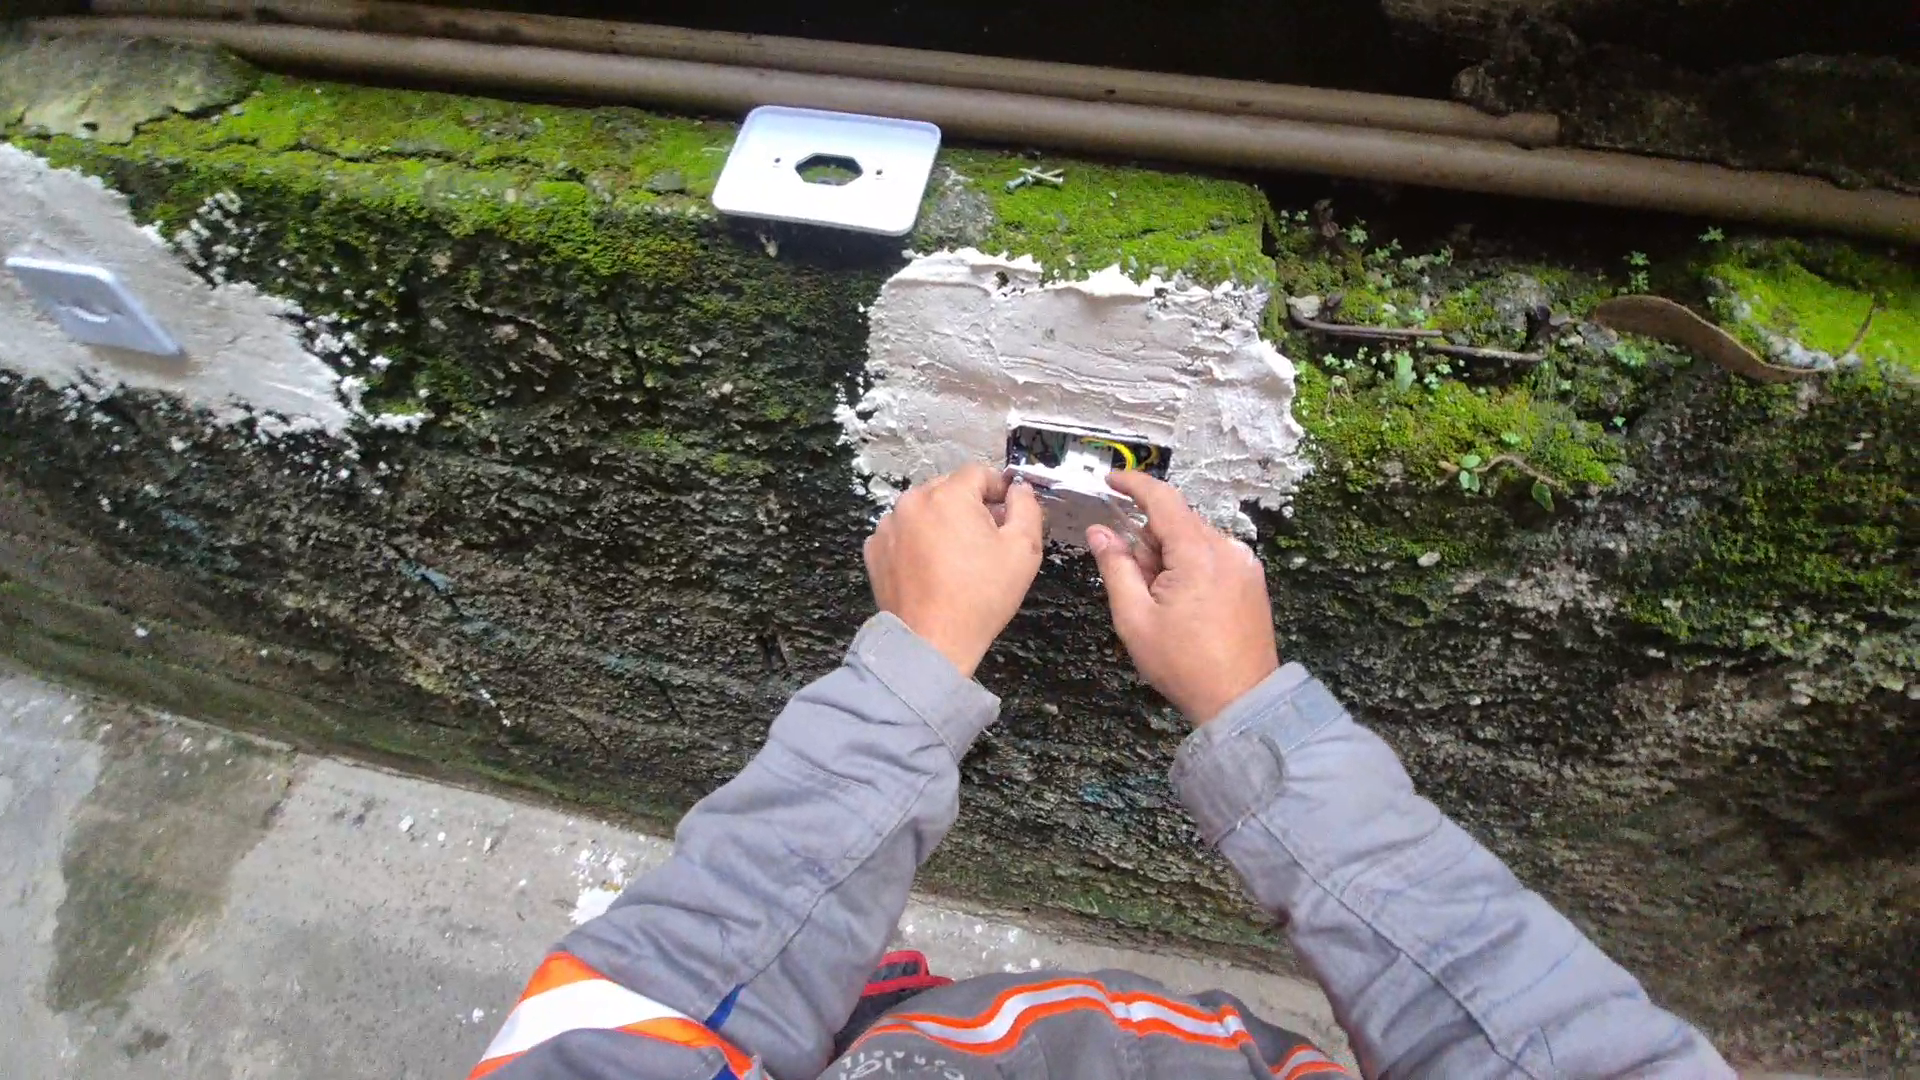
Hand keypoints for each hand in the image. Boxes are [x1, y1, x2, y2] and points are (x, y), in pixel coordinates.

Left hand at [865, 465, 1044, 678]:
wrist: (932, 641)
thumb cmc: (979, 598)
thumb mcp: (1023, 550)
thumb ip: (1026, 508)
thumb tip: (1019, 489)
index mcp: (948, 496)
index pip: (978, 472)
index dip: (998, 489)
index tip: (1006, 510)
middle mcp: (912, 502)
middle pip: (948, 489)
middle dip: (969, 507)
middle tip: (984, 540)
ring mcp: (889, 525)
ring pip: (924, 510)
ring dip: (941, 523)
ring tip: (956, 558)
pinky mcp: (875, 548)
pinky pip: (903, 532)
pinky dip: (917, 542)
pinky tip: (931, 568)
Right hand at [1086, 472, 1278, 724]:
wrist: (1241, 700)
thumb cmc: (1183, 664)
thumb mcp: (1135, 617)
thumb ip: (1115, 566)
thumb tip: (1098, 531)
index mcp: (1198, 554)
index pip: (1162, 499)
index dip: (1133, 484)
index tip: (1110, 479)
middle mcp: (1227, 549)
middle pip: (1175, 523)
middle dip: (1149, 544)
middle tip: (1139, 588)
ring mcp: (1244, 563)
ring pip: (1193, 540)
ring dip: (1169, 558)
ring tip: (1164, 605)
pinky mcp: (1252, 579)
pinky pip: (1212, 556)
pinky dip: (1190, 568)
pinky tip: (1186, 605)